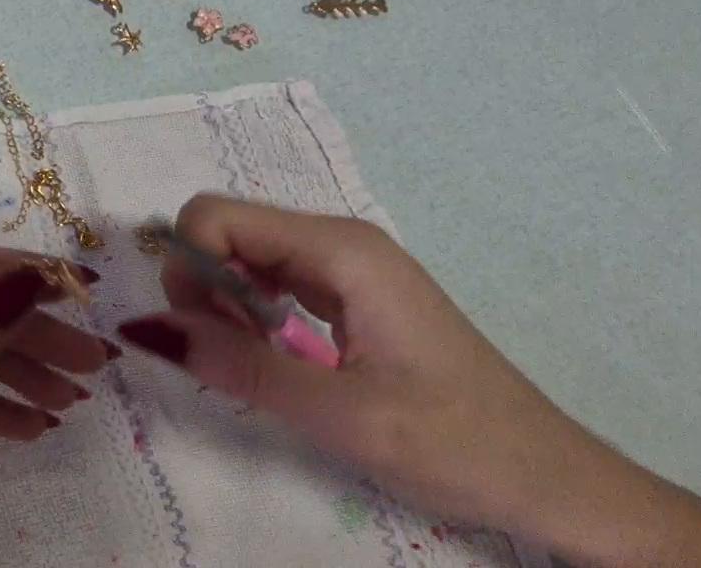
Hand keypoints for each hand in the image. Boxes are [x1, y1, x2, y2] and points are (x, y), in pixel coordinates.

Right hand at [117, 195, 700, 567]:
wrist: (560, 486)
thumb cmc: (459, 446)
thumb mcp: (342, 416)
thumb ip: (238, 366)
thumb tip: (139, 328)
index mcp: (340, 249)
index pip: (214, 215)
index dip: (189, 266)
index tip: (207, 331)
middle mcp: (336, 240)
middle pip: (223, 230)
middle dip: (202, 285)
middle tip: (228, 352)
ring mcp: (342, 263)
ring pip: (240, 253)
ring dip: (223, 302)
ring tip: (253, 360)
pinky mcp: (345, 290)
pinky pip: (266, 278)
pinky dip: (247, 311)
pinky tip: (271, 354)